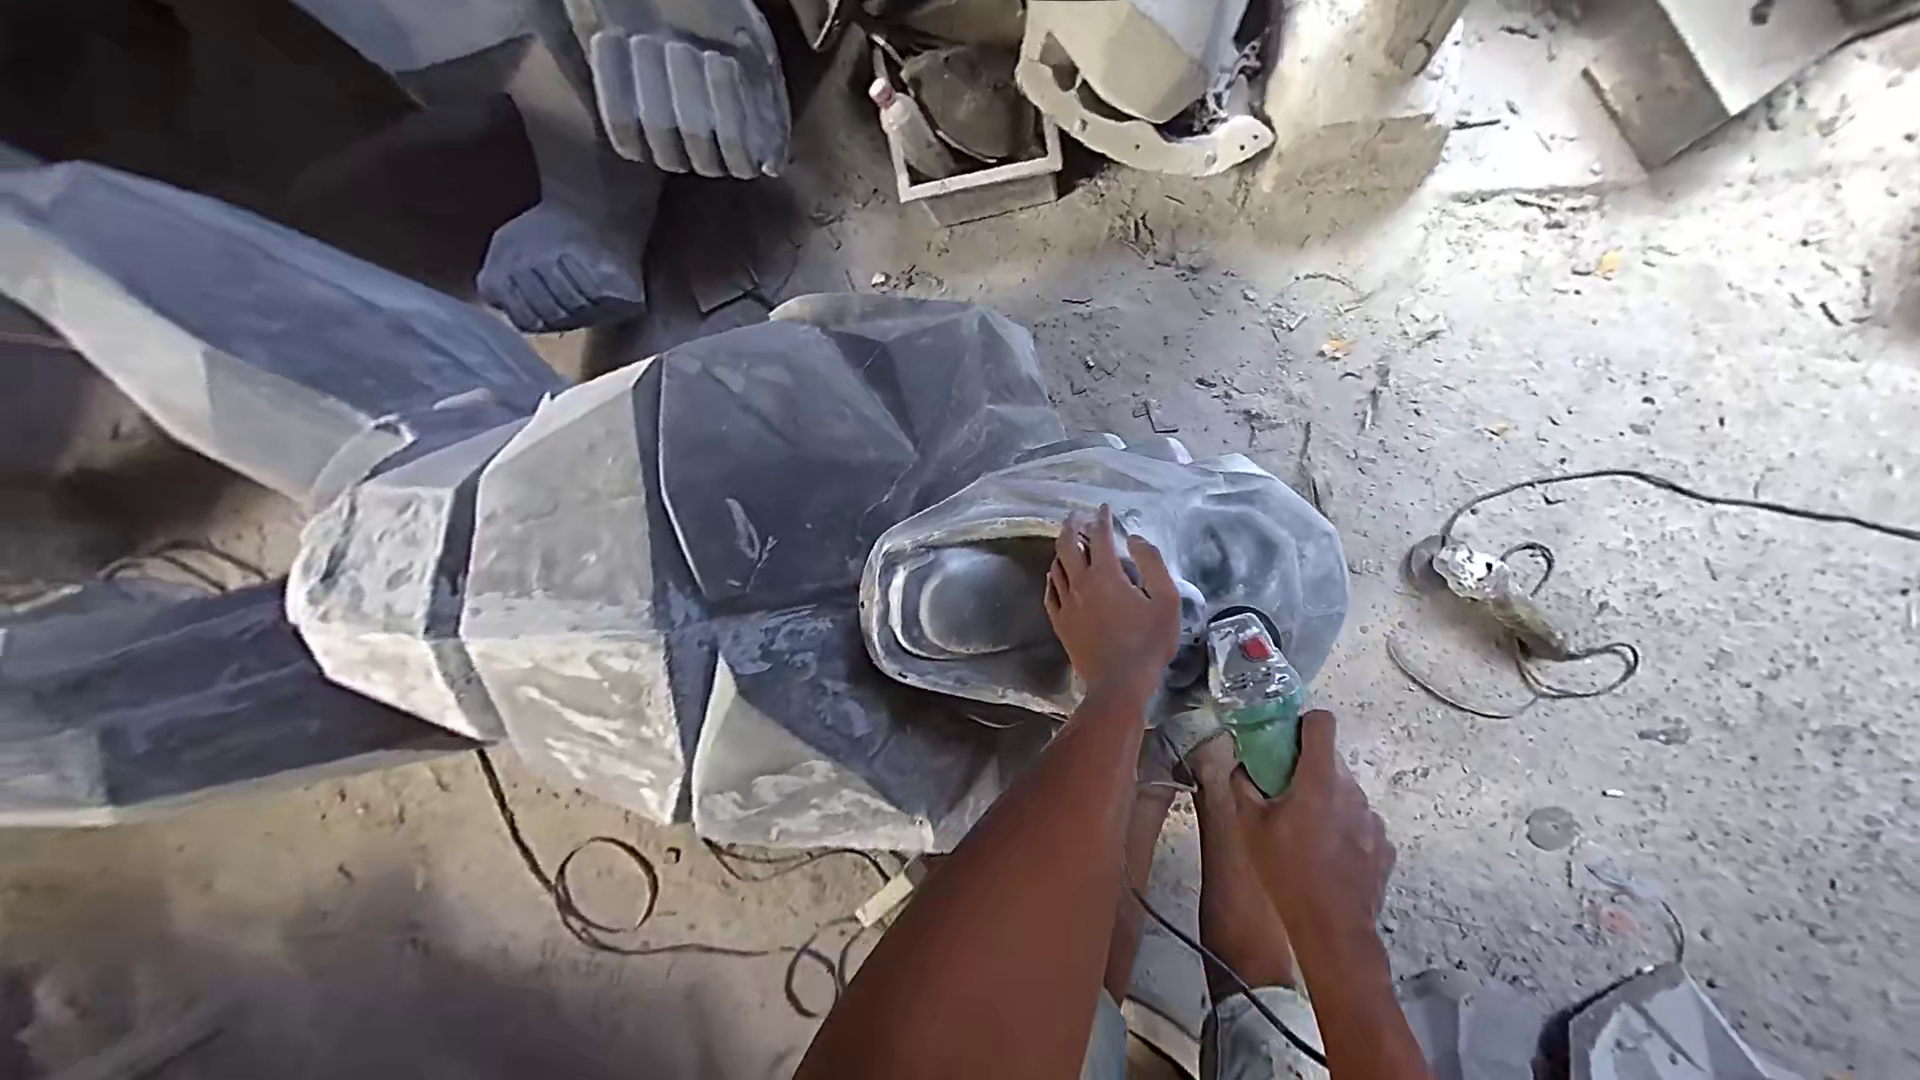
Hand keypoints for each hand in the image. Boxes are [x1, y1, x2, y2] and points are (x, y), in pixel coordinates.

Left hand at [1043, 505, 1180, 694]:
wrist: (1119, 682)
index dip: (1102, 519)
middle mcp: (1079, 584)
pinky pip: (1050, 591)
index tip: (1104, 509)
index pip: (1099, 537)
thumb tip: (1135, 539)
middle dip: (1071, 526)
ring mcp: (1066, 603)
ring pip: (1056, 567)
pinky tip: (1056, 575)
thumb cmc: (1148, 642)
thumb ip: (1152, 564)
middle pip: (1067, 545)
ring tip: (1069, 542)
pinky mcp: (1060, 622)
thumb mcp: (1165, 600)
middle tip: (1076, 516)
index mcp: (1105, 575)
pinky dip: (1053, 577)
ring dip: (1062, 550)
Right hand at [1230, 710, 1393, 962]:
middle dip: (1306, 767)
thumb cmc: (1286, 871)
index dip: (1303, 722)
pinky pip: (1360, 821)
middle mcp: (1352, 792)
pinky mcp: (1385, 846)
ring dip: (1325, 797)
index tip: (1286, 738)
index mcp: (1318, 780)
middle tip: (1283, 790)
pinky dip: (1343, 825)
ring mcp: (1372, 820)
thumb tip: (1239, 765)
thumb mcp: (1249, 825)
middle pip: (1330, 759)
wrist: (1332, 928)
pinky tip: (1326, 851)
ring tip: (1304, 827)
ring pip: (1345, 791)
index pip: (1321, 723)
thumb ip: (1242, 785)